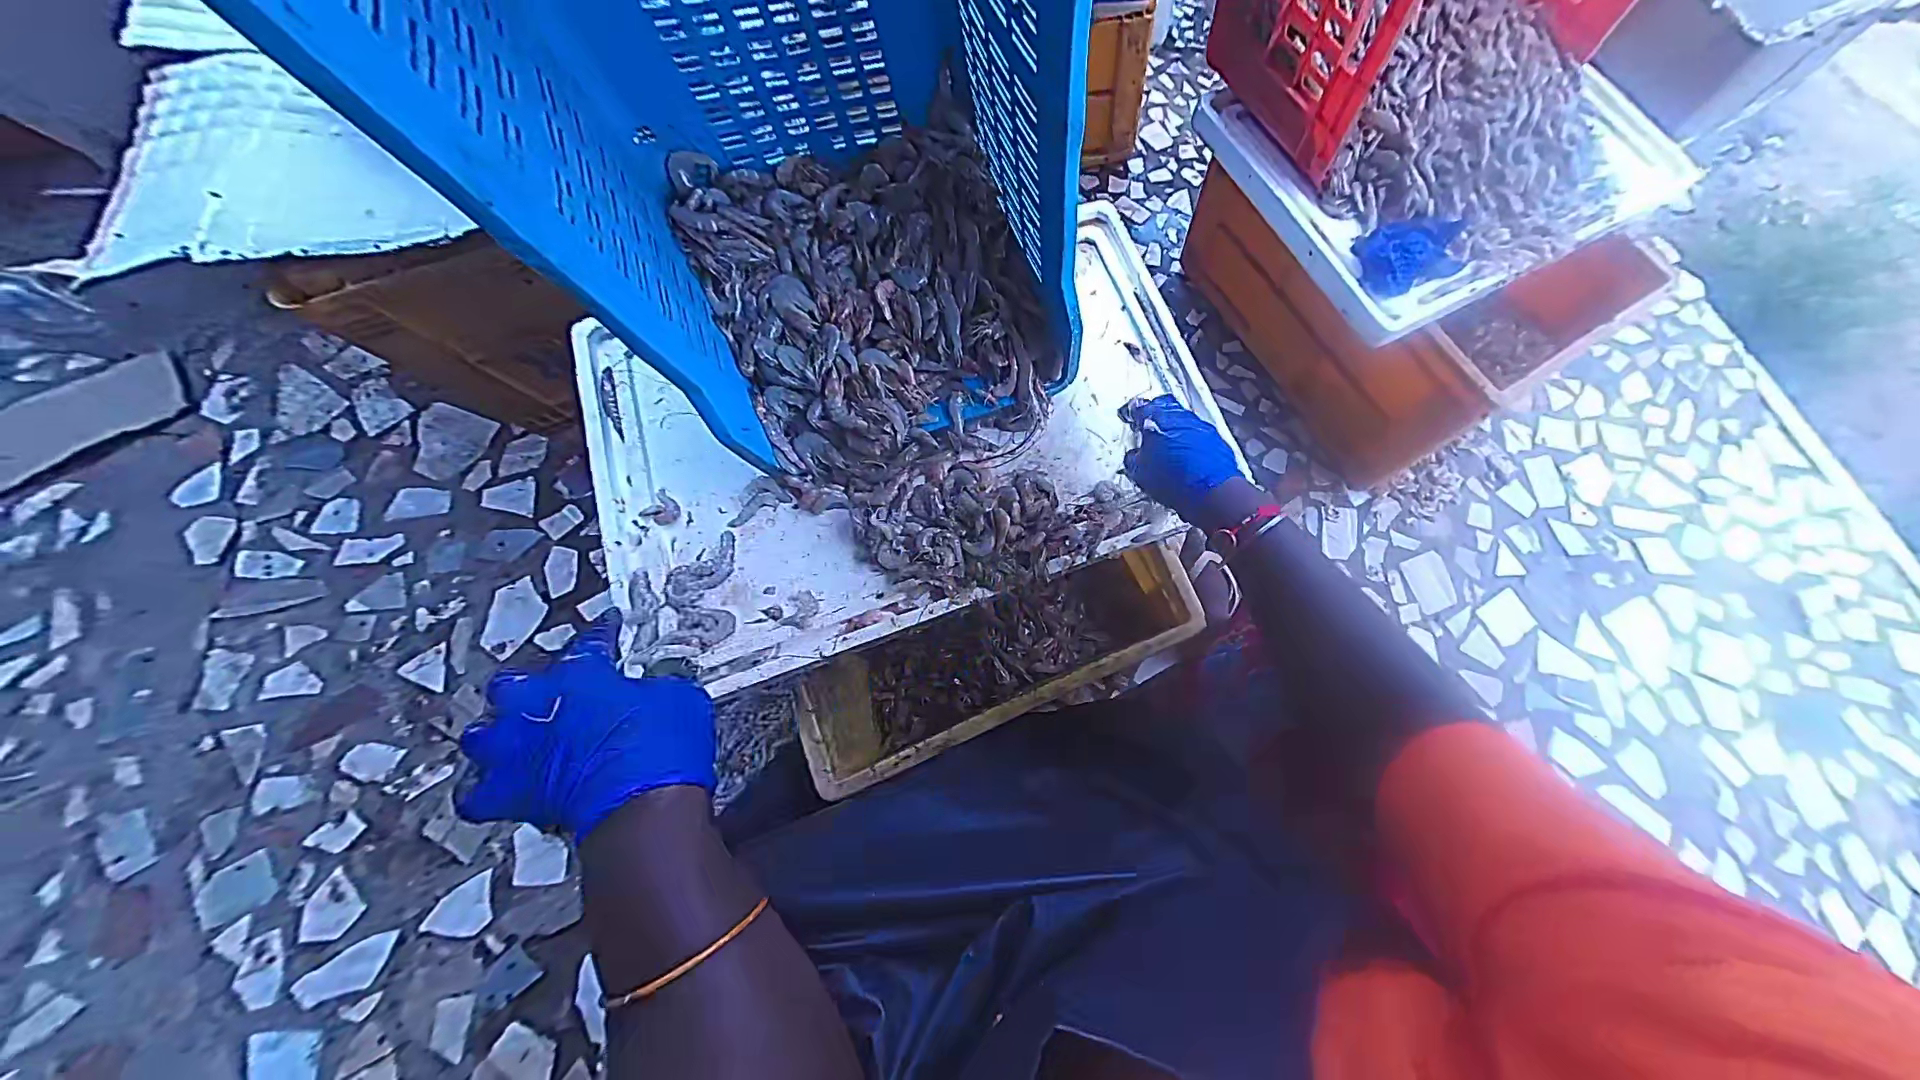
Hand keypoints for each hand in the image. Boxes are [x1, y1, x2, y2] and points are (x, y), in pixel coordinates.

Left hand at [456, 613, 716, 837]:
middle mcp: (538, 706)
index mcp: (580, 673)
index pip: (588, 642)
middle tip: (545, 689)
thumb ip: (654, 688)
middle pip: (511, 682)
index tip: (604, 629)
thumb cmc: (660, 749)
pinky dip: (486, 795)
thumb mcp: (677, 697)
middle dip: (525, 686)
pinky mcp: (511, 796)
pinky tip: (500, 793)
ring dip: (495, 737)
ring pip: (480, 736)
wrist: (644, 802)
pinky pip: (477, 798)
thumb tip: (655, 693)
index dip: (600, 634)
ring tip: (510, 738)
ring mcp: (518, 752)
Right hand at [1120, 395, 1245, 525]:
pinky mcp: (1218, 442)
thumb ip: (1133, 457)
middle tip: (1148, 436)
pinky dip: (1190, 446)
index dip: (1133, 413)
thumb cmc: (1177, 479)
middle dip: (1156, 422)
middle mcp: (1183, 417)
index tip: (1130, 417)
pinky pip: (1199, 438)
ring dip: (1174, 435)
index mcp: (1158, 418)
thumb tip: (1134, 456)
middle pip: (1166, 411)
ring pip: (1183, 424)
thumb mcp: (1140, 471)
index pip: (1141, 407)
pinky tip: (1185, 464)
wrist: (1213, 493)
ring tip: (1166, 454)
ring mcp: (1203, 428)